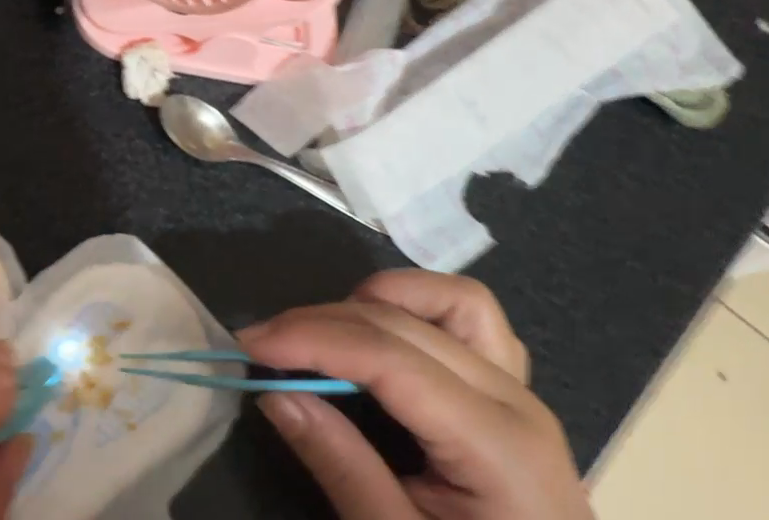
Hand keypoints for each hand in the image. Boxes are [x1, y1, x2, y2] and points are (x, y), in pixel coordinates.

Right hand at [238, 270, 593, 519]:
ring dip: (372, 302)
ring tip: (323, 338)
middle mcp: (515, 400)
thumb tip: (274, 395)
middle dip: (319, 322)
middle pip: (401, 321)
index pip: (389, 358)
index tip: (248, 346)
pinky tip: (376, 335)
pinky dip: (413, 306)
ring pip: (444, 298)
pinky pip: (466, 316)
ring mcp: (520, 389)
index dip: (312, 340)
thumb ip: (343, 468)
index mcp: (499, 446)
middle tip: (260, 347)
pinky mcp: (511, 389)